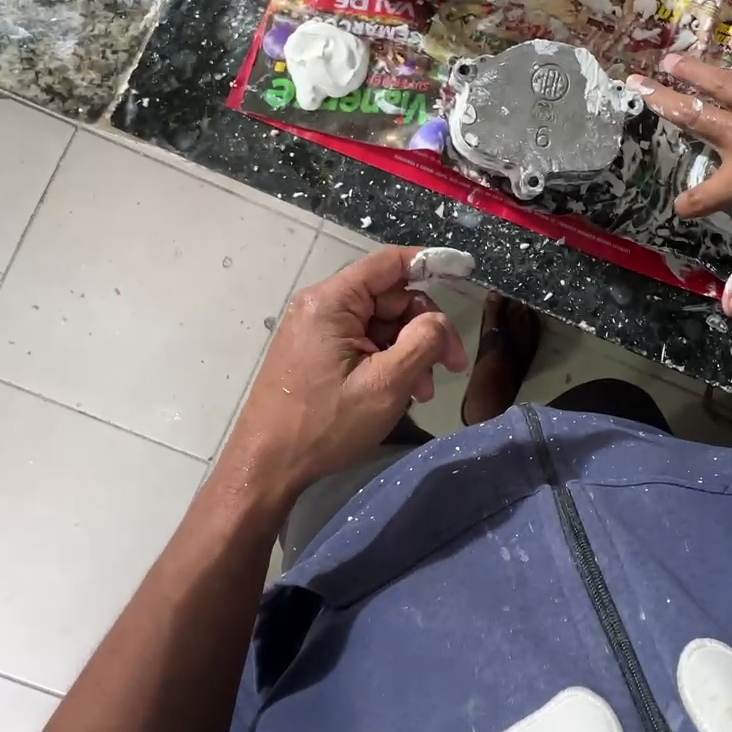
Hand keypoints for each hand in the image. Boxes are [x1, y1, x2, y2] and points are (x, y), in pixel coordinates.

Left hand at [222, 247, 468, 499]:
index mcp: (332, 301)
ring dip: (410, 351)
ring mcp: (317, 329)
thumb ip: (422, 342)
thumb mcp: (386, 385)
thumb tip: (439, 320)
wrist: (265, 469)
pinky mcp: (317, 351)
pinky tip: (402, 391)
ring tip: (423, 391)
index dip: (431, 262)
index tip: (465, 271)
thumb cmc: (325, 425)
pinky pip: (364, 341)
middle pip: (391, 297)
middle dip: (425, 328)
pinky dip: (388, 361)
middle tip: (451, 366)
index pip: (390, 262)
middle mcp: (322, 305)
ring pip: (382, 323)